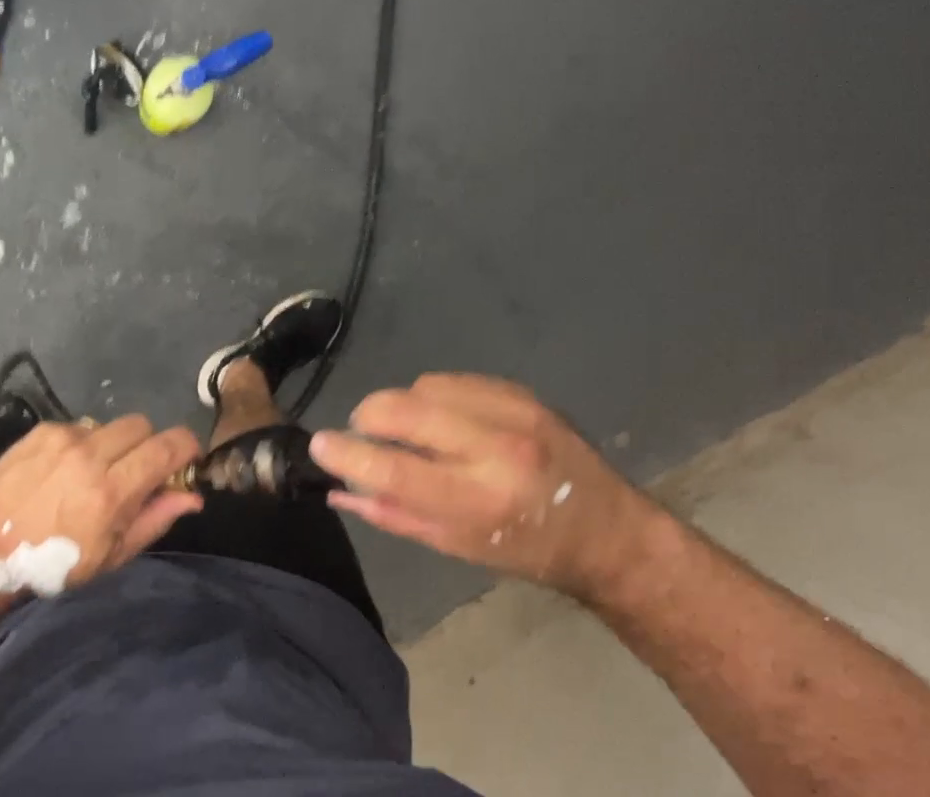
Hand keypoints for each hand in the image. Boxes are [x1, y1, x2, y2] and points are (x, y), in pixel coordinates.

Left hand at [0, 416, 202, 590]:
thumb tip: (192, 496)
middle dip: (148, 444)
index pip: (166, 447)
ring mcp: (62, 438)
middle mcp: (89, 455)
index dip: (187, 447)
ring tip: (95, 473)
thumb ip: (155, 519)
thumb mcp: (113, 554)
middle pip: (141, 425)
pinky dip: (83, 444)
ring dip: (114, 445)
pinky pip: (78, 427)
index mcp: (111, 490)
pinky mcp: (41, 431)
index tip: (188, 457)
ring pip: (109, 424)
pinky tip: (66, 470)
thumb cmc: (58, 563)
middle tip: (137, 471)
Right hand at [310, 373, 663, 600]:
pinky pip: (451, 381)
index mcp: (479, 499)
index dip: (347, 453)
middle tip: (365, 434)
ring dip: (403, 407)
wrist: (609, 532)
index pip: (393, 468)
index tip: (320, 446)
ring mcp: (512, 413)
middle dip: (367, 416)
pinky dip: (433, 398)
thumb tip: (337, 489)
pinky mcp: (521, 393)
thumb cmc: (526, 549)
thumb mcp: (456, 546)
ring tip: (414, 432)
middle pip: (402, 409)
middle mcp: (496, 448)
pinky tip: (443, 420)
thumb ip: (392, 514)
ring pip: (421, 387)